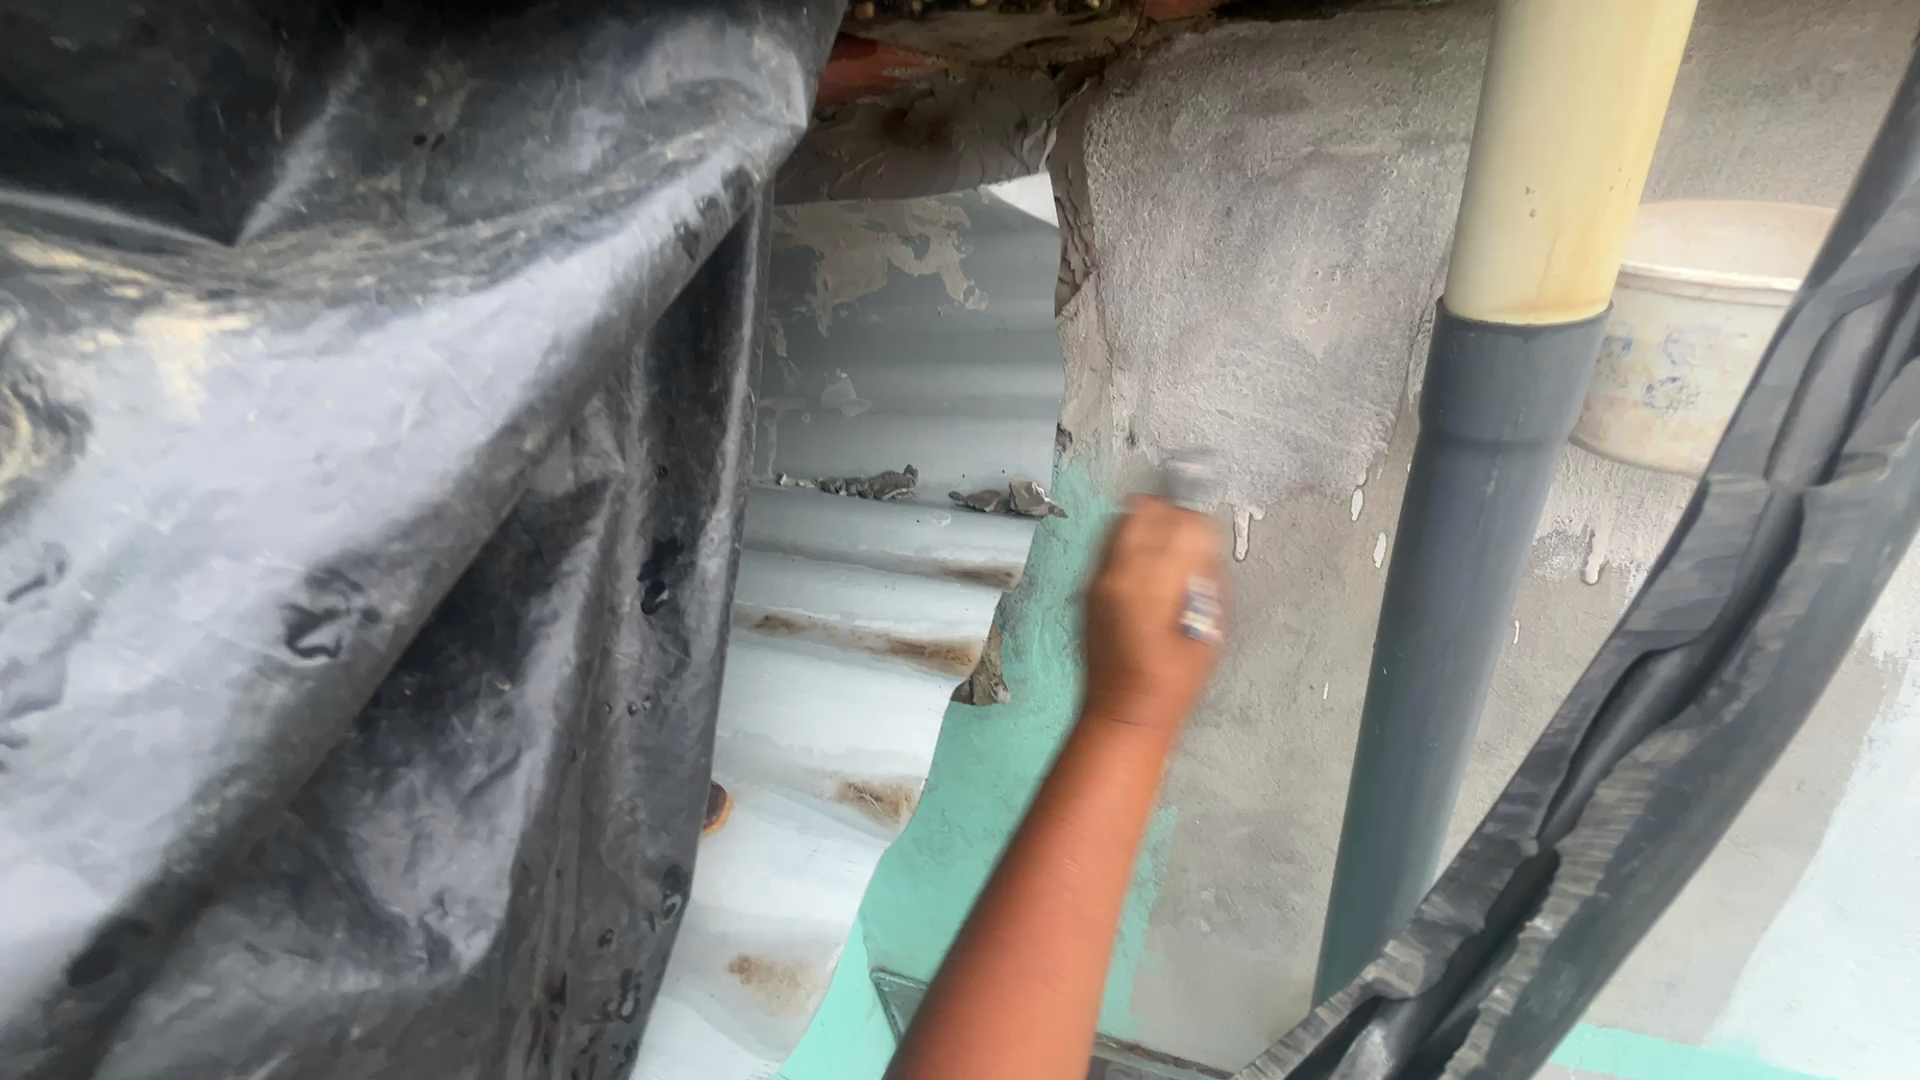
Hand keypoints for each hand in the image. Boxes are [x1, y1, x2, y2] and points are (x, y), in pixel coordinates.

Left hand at [1081, 494, 1226, 737]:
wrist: (1123, 710)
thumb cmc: (1172, 682)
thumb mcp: (1210, 631)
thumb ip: (1207, 580)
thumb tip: (1204, 545)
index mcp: (1155, 586)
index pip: (1181, 523)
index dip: (1199, 519)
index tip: (1207, 527)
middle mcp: (1120, 575)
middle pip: (1146, 510)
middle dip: (1171, 511)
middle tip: (1189, 525)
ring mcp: (1099, 580)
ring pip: (1122, 520)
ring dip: (1148, 519)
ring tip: (1168, 536)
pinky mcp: (1088, 588)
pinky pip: (1108, 544)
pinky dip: (1128, 538)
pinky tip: (1146, 556)